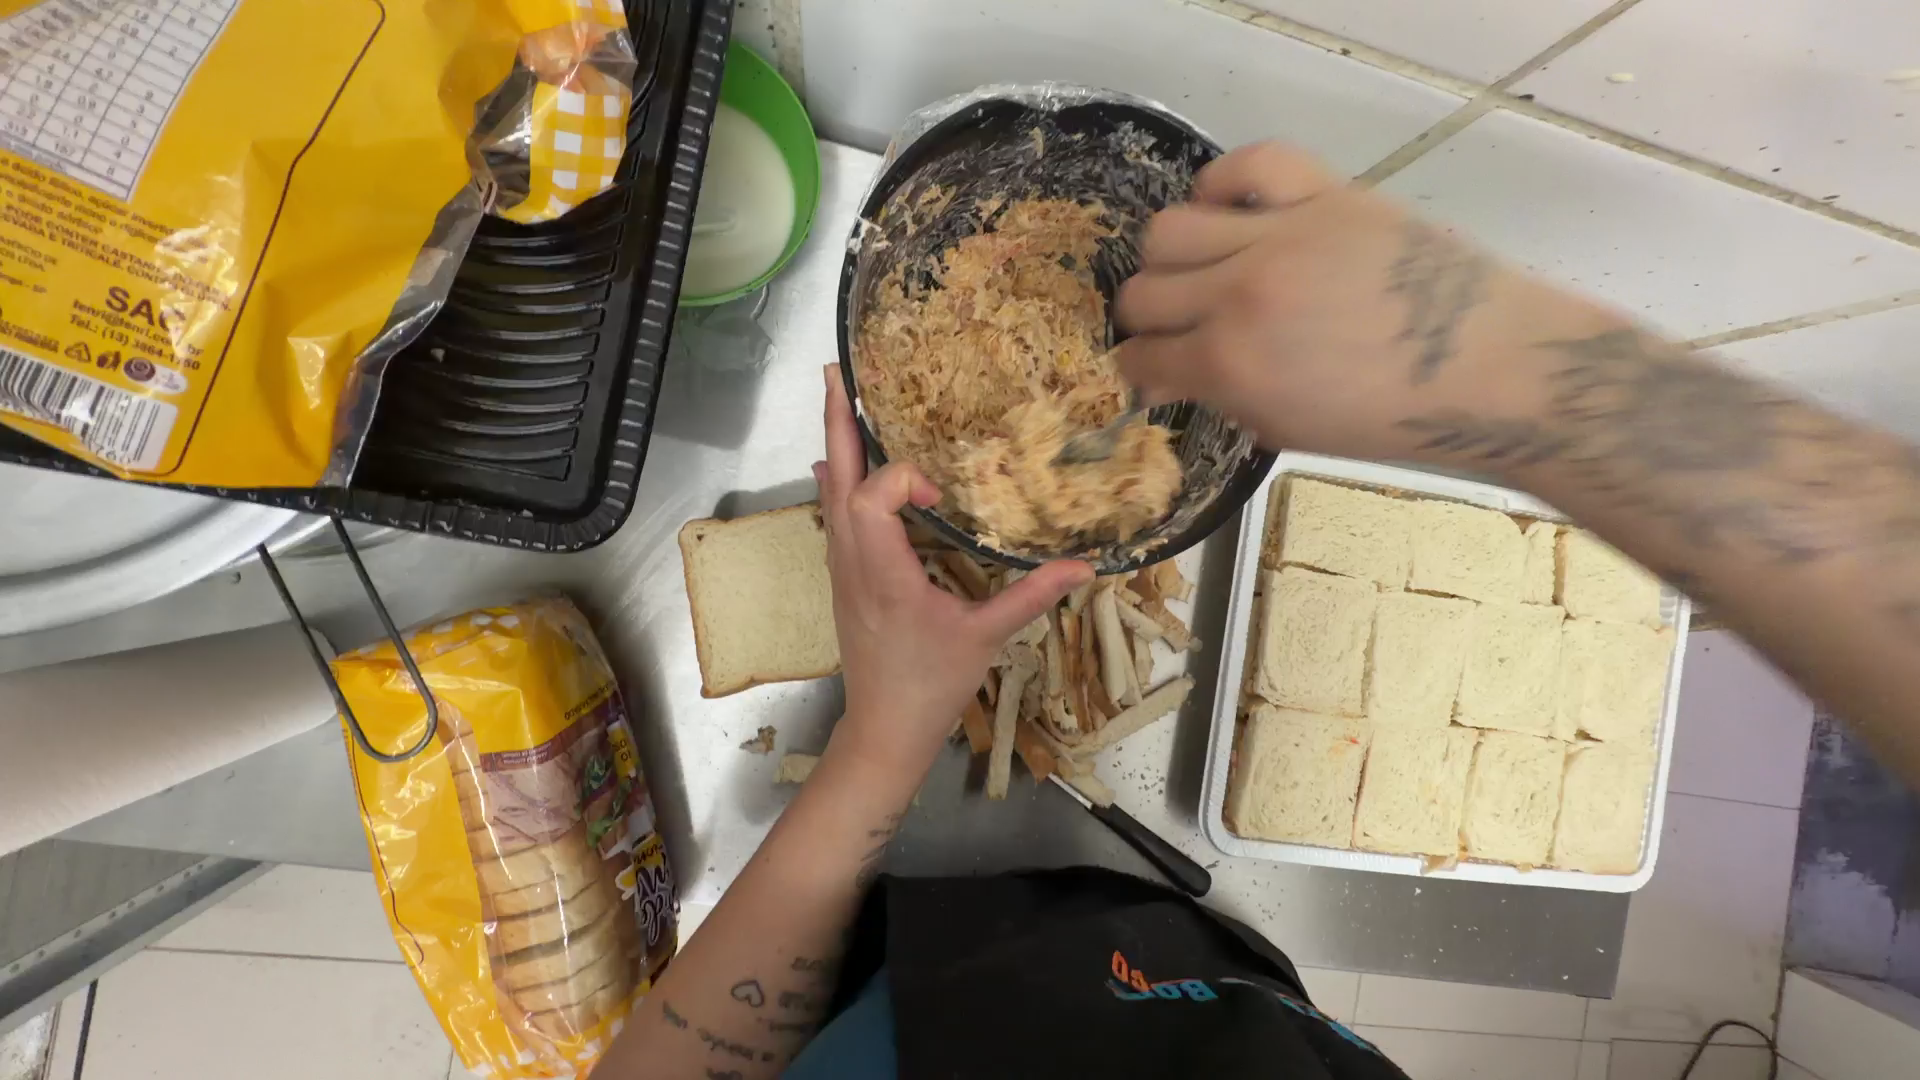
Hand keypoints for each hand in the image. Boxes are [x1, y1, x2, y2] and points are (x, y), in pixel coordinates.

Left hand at [815, 365, 1093, 772]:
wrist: (884, 727)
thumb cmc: (932, 683)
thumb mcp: (986, 637)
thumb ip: (1032, 597)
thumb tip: (1085, 566)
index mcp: (883, 571)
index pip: (873, 497)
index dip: (904, 481)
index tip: (940, 499)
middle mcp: (852, 561)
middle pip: (836, 479)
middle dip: (839, 423)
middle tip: (839, 373)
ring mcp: (841, 570)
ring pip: (829, 496)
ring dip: (836, 447)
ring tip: (842, 403)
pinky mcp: (843, 580)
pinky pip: (833, 518)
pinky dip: (837, 483)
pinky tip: (837, 467)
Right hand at [1113, 142, 1588, 462]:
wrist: (1489, 371)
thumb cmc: (1383, 420)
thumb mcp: (1281, 428)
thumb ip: (1216, 396)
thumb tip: (1171, 375)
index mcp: (1228, 364)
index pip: (1138, 357)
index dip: (1136, 370)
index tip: (1152, 372)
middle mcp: (1239, 294)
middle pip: (1139, 292)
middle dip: (1146, 321)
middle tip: (1175, 329)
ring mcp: (1280, 237)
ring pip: (1168, 228)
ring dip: (1170, 260)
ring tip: (1202, 271)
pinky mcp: (1324, 195)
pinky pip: (1247, 162)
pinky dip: (1222, 184)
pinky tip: (1230, 213)